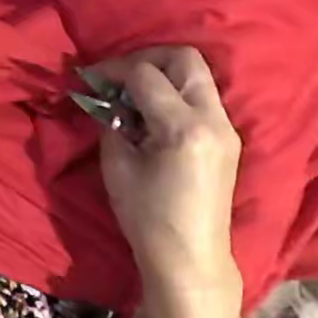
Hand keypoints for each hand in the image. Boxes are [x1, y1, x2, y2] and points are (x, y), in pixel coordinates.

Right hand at [94, 46, 242, 301]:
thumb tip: (106, 100)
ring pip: (197, 74)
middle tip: (117, 77)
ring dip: (162, 74)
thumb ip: (112, 123)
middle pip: (184, 59)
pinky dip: (174, 92)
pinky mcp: (227, 138)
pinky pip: (201, 96)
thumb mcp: (117, 167)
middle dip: (146, 58)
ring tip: (132, 95)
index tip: (89, 79)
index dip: (113, 70)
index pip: (146, 74)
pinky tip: (151, 113)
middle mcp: (213, 119)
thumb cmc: (147, 217)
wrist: (190, 258)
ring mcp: (226, 128)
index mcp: (184, 128)